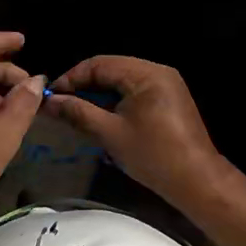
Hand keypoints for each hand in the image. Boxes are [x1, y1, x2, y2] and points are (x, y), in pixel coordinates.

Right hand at [42, 56, 234, 206]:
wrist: (197, 181)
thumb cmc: (153, 155)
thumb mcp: (110, 133)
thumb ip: (78, 112)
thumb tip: (48, 101)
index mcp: (145, 74)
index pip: (98, 64)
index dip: (71, 78)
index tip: (51, 96)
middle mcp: (157, 71)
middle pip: (110, 68)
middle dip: (83, 85)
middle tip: (60, 103)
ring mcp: (166, 84)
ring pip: (122, 79)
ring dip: (98, 92)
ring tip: (76, 110)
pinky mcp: (169, 98)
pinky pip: (134, 89)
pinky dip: (115, 99)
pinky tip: (100, 114)